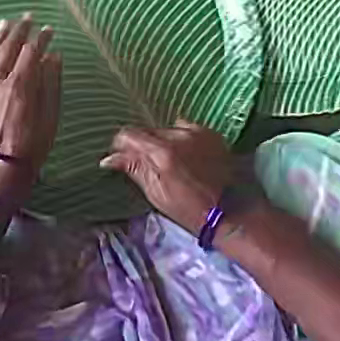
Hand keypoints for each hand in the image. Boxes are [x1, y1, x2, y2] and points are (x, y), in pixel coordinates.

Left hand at [0, 15, 61, 194]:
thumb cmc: (29, 150)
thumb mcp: (49, 118)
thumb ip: (51, 85)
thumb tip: (54, 58)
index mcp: (21, 84)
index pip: (33, 51)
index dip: (42, 38)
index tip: (50, 30)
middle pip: (10, 48)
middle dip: (20, 30)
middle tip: (28, 17)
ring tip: (5, 23)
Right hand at [101, 121, 231, 233]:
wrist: (231, 212)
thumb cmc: (189, 209)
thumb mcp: (156, 193)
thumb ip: (134, 169)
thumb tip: (108, 158)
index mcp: (162, 152)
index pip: (129, 134)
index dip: (120, 145)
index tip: (121, 157)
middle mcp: (179, 135)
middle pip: (148, 130)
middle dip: (142, 145)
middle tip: (147, 164)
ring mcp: (197, 131)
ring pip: (167, 128)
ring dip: (162, 140)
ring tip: (169, 161)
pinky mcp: (210, 133)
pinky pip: (186, 128)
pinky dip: (181, 138)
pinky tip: (186, 155)